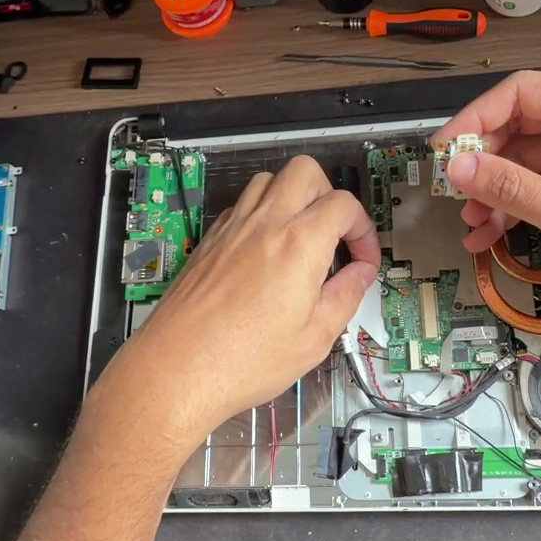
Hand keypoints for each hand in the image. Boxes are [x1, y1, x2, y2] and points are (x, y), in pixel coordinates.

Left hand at [98, 155, 379, 450]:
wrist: (177, 369)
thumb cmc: (243, 361)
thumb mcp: (314, 338)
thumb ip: (346, 296)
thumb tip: (361, 275)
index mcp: (299, 243)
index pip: (344, 204)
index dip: (363, 229)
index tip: (362, 260)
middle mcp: (265, 223)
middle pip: (305, 171)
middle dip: (329, 194)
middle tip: (334, 234)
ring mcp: (232, 228)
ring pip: (269, 179)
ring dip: (292, 197)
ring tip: (301, 238)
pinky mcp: (210, 240)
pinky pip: (241, 204)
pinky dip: (262, 213)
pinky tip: (267, 251)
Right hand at [432, 70, 540, 315]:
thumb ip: (509, 187)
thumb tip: (455, 166)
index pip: (522, 93)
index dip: (476, 118)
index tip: (443, 152)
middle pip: (521, 126)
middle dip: (484, 162)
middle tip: (452, 193)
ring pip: (527, 160)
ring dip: (496, 191)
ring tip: (471, 225)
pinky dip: (518, 206)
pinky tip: (491, 234)